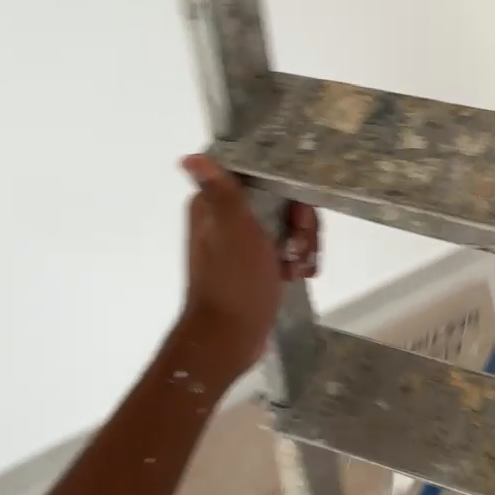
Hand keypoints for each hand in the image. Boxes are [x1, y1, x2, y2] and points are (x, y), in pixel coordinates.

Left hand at [175, 155, 319, 380]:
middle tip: (298, 249)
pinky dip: (301, 258)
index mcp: (216, 206)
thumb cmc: (234, 281)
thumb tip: (189, 157)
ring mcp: (245, 242)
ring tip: (298, 268)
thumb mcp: (233, 231)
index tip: (297, 217)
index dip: (290, 194)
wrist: (230, 338)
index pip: (267, 178)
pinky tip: (300, 274)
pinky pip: (292, 246)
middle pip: (285, 201)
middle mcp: (228, 219)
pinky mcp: (259, 262)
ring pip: (293, 224)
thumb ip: (221, 191)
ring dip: (304, 245)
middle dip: (301, 226)